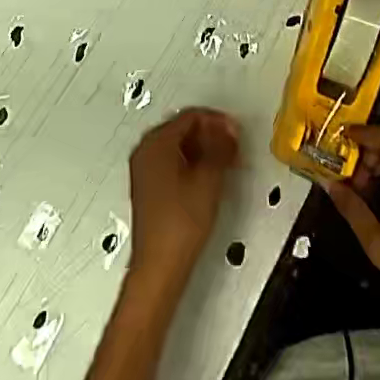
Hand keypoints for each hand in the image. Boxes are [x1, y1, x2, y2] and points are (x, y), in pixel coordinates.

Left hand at [128, 108, 239, 281]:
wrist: (160, 264)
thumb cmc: (178, 225)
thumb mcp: (208, 179)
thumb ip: (220, 148)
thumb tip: (227, 129)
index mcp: (155, 143)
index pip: (189, 116)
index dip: (216, 120)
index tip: (235, 130)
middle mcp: (145, 152)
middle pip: (181, 128)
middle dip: (210, 133)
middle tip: (233, 144)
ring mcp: (144, 169)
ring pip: (177, 145)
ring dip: (203, 148)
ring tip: (226, 161)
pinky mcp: (149, 186)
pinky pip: (172, 161)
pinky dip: (192, 162)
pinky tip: (208, 177)